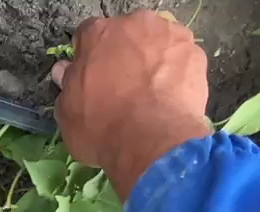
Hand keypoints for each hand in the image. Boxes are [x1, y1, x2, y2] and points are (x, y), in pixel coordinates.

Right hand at [52, 12, 213, 201]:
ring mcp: (169, 33)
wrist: (151, 139)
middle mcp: (135, 24)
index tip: (87, 74)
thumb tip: (65, 71)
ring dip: (149, 59)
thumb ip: (67, 86)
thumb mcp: (68, 115)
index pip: (87, 33)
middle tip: (118, 86)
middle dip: (121, 54)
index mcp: (99, 35)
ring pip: (155, 42)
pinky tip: (166, 97)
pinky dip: (172, 72)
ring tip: (146, 93)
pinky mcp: (194, 50)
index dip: (86, 54)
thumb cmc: (100, 128)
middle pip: (125, 33)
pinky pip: (178, 57)